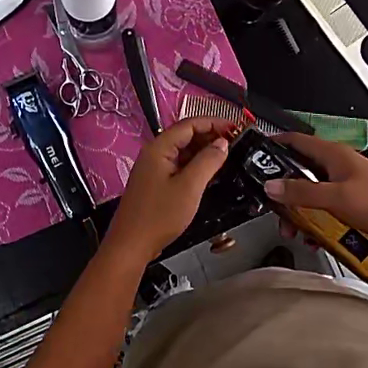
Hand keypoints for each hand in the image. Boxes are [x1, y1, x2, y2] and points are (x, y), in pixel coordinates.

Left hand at [104, 117, 240, 262]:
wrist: (132, 244)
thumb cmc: (158, 216)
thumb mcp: (190, 187)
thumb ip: (208, 161)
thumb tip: (222, 143)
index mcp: (159, 148)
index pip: (190, 123)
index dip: (214, 123)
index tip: (235, 128)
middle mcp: (154, 154)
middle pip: (186, 135)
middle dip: (211, 136)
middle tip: (235, 143)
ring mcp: (154, 168)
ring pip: (183, 151)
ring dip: (205, 152)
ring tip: (227, 158)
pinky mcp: (156, 183)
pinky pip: (179, 166)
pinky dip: (196, 166)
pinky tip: (211, 174)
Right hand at [264, 133, 367, 244]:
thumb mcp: (336, 197)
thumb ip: (301, 193)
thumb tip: (272, 186)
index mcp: (334, 155)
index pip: (296, 140)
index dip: (275, 144)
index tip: (257, 155)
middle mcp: (339, 166)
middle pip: (301, 174)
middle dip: (286, 194)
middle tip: (277, 210)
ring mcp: (347, 185)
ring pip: (313, 196)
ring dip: (302, 213)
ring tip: (298, 231)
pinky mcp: (354, 204)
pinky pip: (327, 210)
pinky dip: (319, 222)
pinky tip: (318, 238)